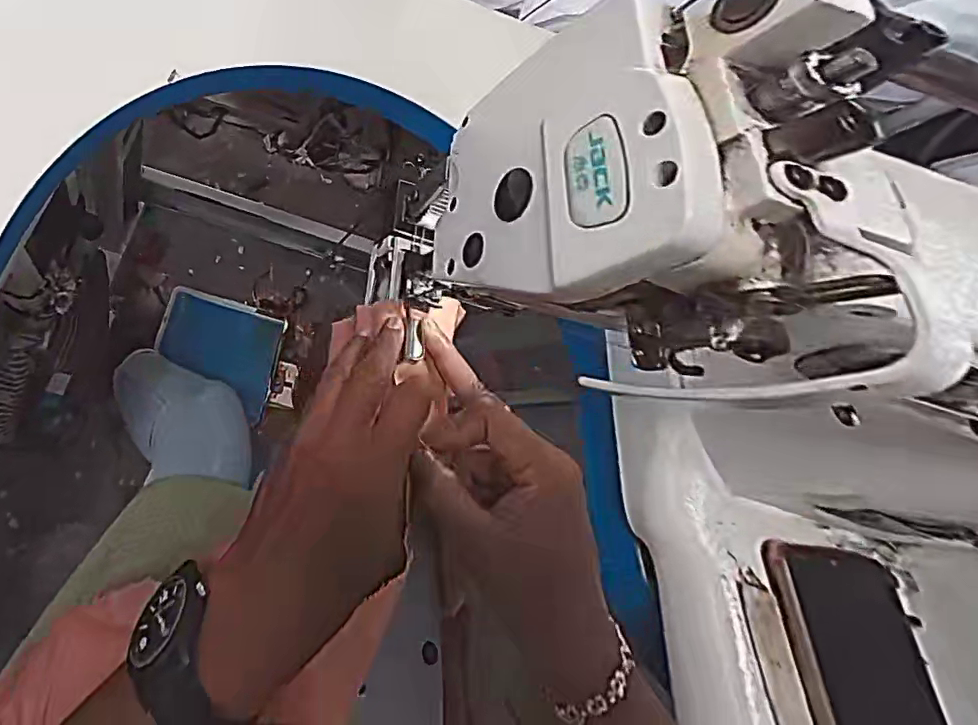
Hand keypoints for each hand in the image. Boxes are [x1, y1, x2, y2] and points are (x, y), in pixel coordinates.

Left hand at [195, 311, 440, 717]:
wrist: (267, 590)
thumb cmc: (336, 580)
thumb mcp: (390, 540)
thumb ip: (400, 490)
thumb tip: (403, 459)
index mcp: (376, 463)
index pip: (409, 400)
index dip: (424, 381)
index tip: (430, 371)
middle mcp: (343, 438)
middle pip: (369, 374)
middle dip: (386, 345)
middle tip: (397, 323)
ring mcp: (311, 435)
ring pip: (337, 378)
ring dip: (355, 351)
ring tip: (369, 331)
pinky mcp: (290, 442)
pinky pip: (318, 397)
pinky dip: (333, 376)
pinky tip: (341, 370)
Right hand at [411, 319, 621, 706]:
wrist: (566, 640)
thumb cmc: (530, 592)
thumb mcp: (475, 538)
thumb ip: (440, 487)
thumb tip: (411, 450)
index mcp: (541, 463)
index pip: (488, 416)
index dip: (448, 424)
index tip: (420, 445)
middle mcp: (542, 458)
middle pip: (487, 415)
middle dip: (451, 388)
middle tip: (429, 338)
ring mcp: (535, 474)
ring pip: (482, 441)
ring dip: (451, 443)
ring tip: (419, 439)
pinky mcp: (526, 491)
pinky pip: (486, 466)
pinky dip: (461, 467)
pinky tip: (437, 470)